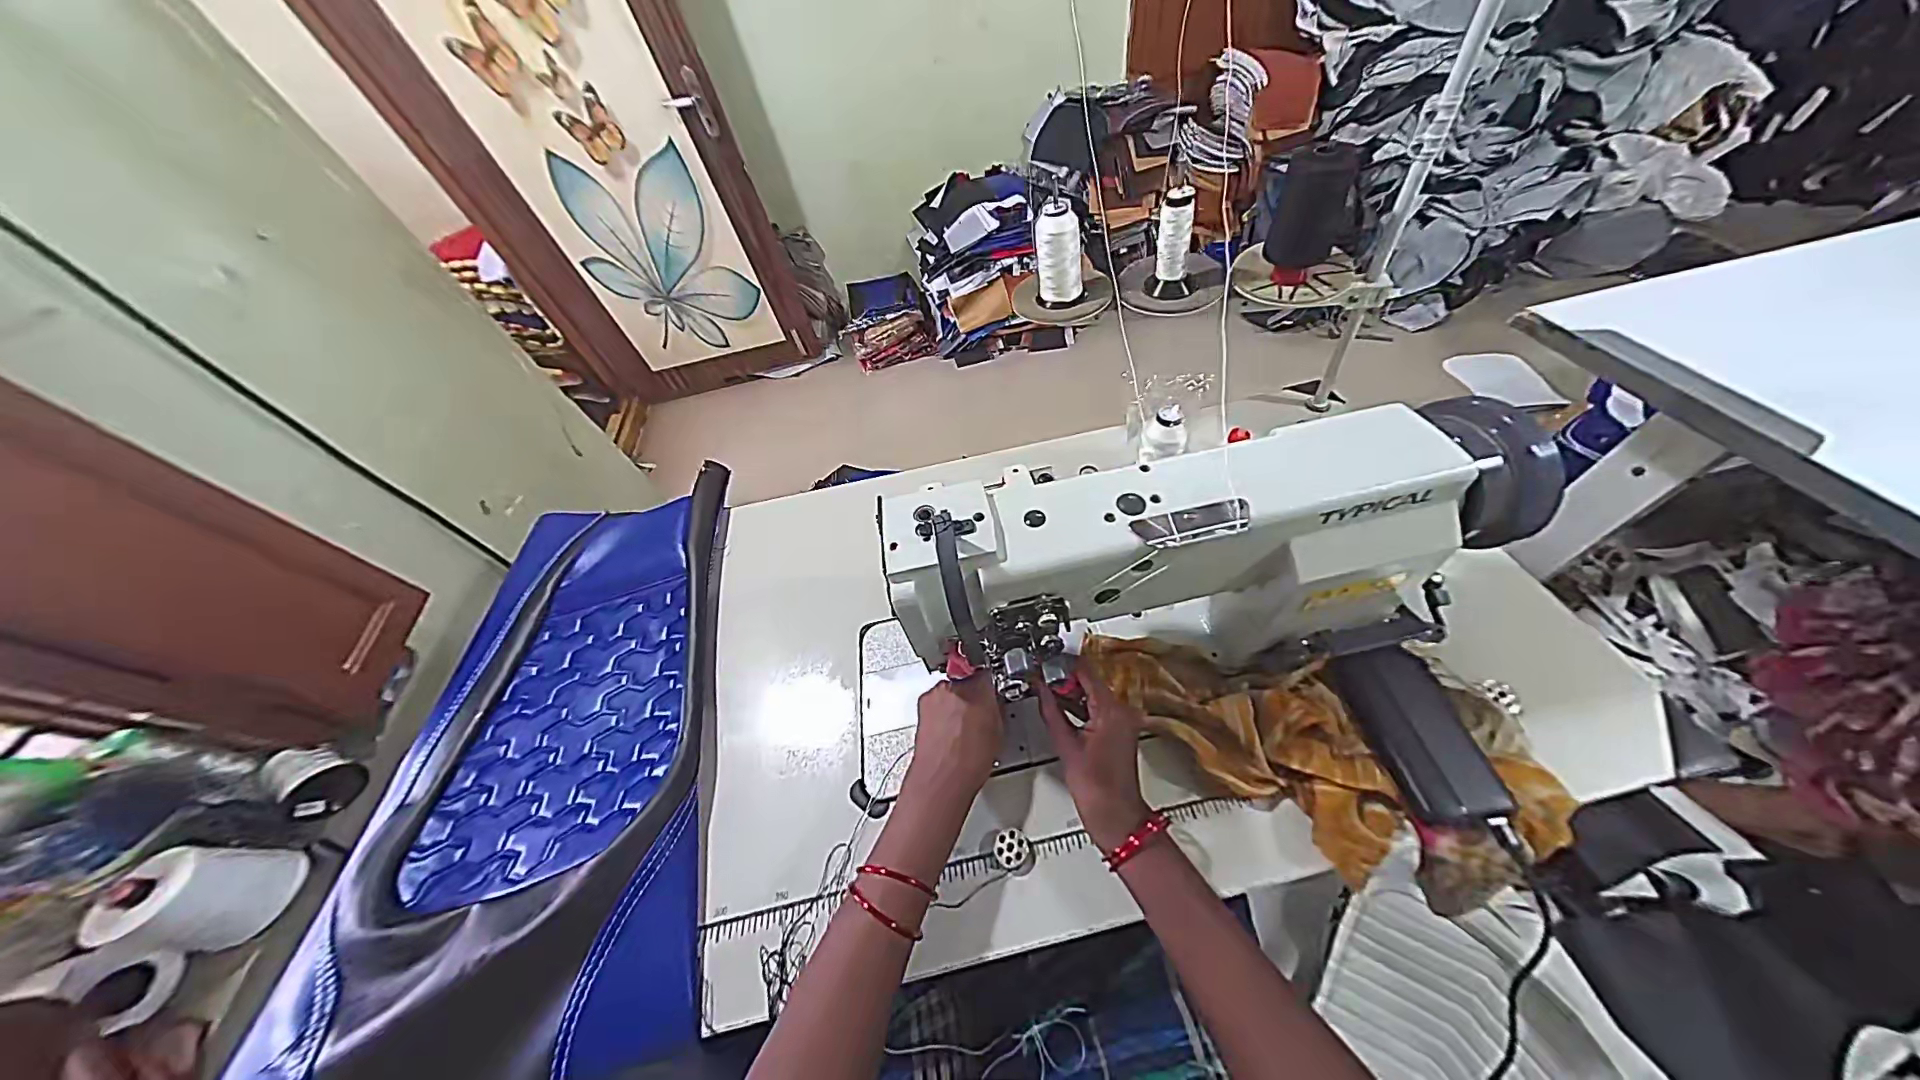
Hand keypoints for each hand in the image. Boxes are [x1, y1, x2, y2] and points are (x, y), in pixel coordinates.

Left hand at [900, 675, 1004, 811]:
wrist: (942, 779)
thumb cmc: (967, 761)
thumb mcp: (998, 729)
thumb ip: (995, 706)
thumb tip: (994, 700)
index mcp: (975, 687)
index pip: (985, 671)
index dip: (990, 680)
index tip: (992, 687)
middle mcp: (951, 687)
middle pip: (965, 678)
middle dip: (972, 691)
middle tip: (981, 709)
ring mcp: (934, 697)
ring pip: (949, 690)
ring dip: (956, 701)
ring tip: (966, 725)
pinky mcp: (922, 709)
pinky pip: (937, 703)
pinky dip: (944, 711)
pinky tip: (952, 730)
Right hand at [1036, 670, 1151, 851]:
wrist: (1114, 814)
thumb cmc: (1097, 788)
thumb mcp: (1066, 744)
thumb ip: (1051, 711)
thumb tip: (1041, 690)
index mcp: (1112, 710)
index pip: (1087, 672)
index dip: (1064, 666)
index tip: (1048, 664)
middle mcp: (1123, 712)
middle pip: (1091, 681)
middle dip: (1066, 679)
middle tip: (1044, 678)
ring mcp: (1123, 721)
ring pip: (1095, 693)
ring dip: (1073, 692)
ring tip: (1051, 692)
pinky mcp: (1120, 730)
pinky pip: (1099, 708)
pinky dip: (1082, 705)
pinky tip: (1064, 709)